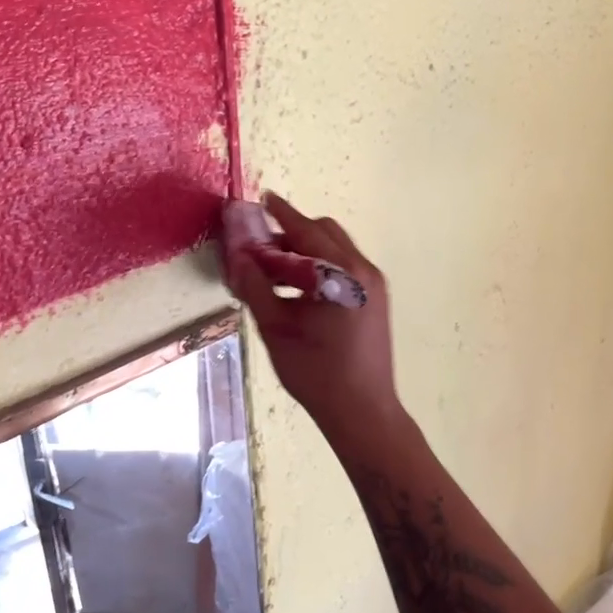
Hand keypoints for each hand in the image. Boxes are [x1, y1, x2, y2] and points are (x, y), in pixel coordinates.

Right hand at [222, 193, 400, 434]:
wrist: (362, 412)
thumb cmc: (316, 372)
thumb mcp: (276, 328)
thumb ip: (255, 286)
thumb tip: (237, 256)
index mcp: (342, 274)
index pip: (306, 231)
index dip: (281, 214)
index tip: (261, 200)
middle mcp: (363, 271)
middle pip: (325, 233)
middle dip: (291, 232)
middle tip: (260, 245)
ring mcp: (373, 286)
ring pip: (336, 249)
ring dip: (305, 250)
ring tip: (273, 270)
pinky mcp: (374, 300)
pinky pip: (344, 267)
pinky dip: (319, 265)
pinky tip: (296, 288)